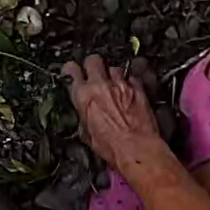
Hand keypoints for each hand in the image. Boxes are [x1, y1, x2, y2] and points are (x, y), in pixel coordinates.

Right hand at [61, 54, 169, 168]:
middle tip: (94, 72)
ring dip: (112, 75)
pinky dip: (130, 82)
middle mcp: (100, 86)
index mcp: (83, 96)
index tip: (72, 70)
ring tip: (114, 85)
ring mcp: (120, 85)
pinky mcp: (138, 88)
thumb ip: (83, 116)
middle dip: (92, 65)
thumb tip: (84, 115)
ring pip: (114, 67)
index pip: (71, 70)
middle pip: (93, 60)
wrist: (137, 149)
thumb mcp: (87, 134)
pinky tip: (129, 91)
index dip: (71, 69)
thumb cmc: (112, 147)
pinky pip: (132, 77)